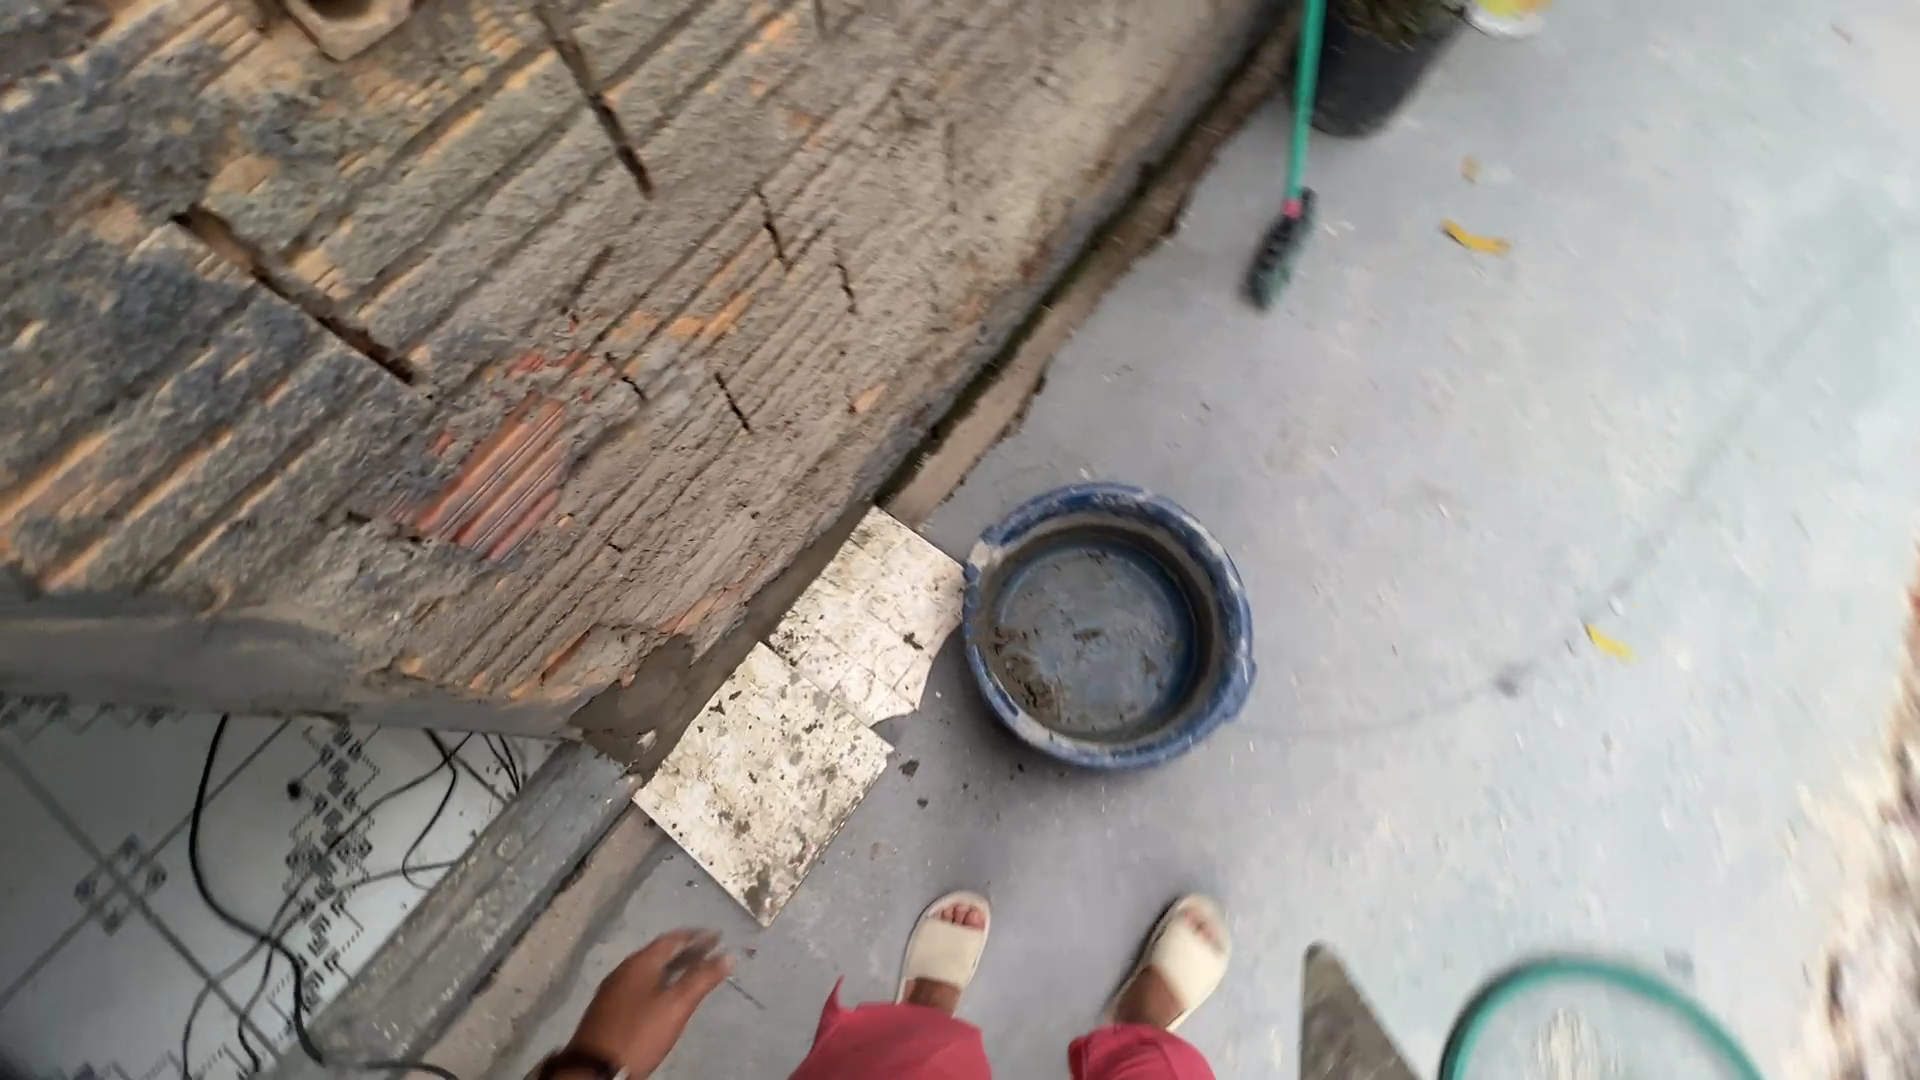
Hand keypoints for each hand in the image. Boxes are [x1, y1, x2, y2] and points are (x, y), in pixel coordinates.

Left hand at [564, 930, 732, 1076]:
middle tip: (708, 955)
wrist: (593, 1072)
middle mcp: (625, 969)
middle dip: (686, 952)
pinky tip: (662, 997)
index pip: (674, 938)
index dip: (697, 936)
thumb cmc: (640, 1032)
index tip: (717, 936)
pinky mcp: (606, 1009)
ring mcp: (612, 989)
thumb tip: (729, 955)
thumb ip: (703, 978)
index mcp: (641, 961)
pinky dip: (656, 983)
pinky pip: (638, 986)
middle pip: (660, 953)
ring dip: (671, 969)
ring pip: (649, 970)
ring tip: (689, 975)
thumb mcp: (678, 1005)